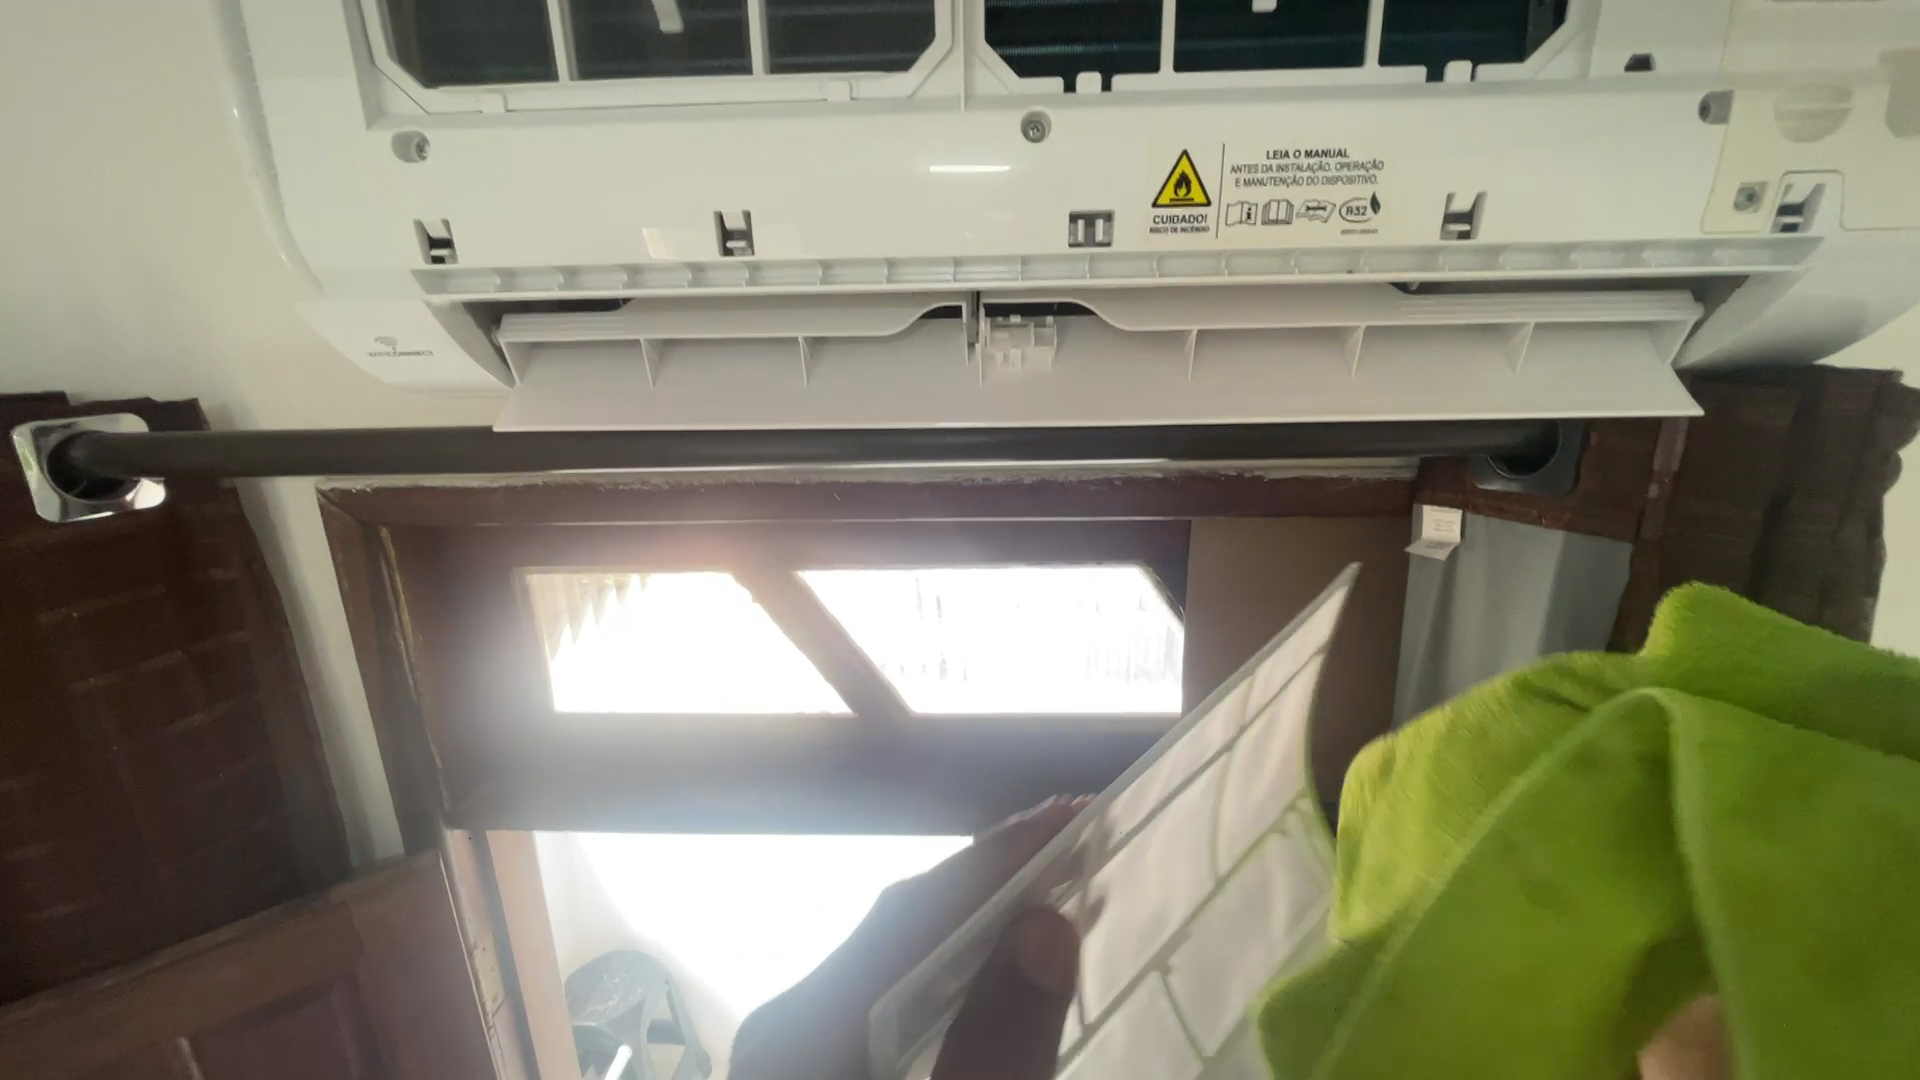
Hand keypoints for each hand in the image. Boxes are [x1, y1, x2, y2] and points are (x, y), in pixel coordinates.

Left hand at [731, 801, 1084, 1079]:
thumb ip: (999, 1054)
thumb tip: (1046, 924)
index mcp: (810, 1031)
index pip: (919, 910)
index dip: (1002, 855)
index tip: (1077, 811)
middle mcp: (795, 1019)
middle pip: (907, 919)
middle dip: (998, 875)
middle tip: (1083, 838)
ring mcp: (800, 1044)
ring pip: (900, 949)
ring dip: (982, 915)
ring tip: (1059, 884)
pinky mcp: (819, 1064)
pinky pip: (893, 988)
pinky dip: (955, 963)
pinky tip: (1000, 963)